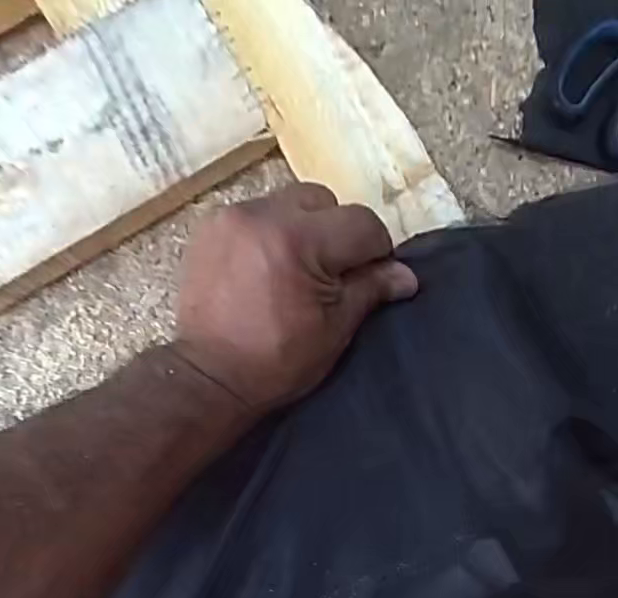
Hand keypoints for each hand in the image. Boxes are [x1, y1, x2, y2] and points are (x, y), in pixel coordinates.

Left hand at [173, 183, 418, 413]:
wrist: (211, 376)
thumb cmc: (281, 361)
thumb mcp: (337, 329)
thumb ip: (371, 290)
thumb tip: (407, 275)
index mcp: (298, 241)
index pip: (363, 223)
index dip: (378, 252)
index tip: (373, 282)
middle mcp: (262, 214)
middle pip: (325, 201)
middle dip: (341, 233)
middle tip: (337, 276)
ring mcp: (231, 216)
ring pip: (291, 203)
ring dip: (308, 230)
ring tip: (302, 273)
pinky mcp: (211, 226)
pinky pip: (260, 215)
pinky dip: (276, 235)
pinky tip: (272, 270)